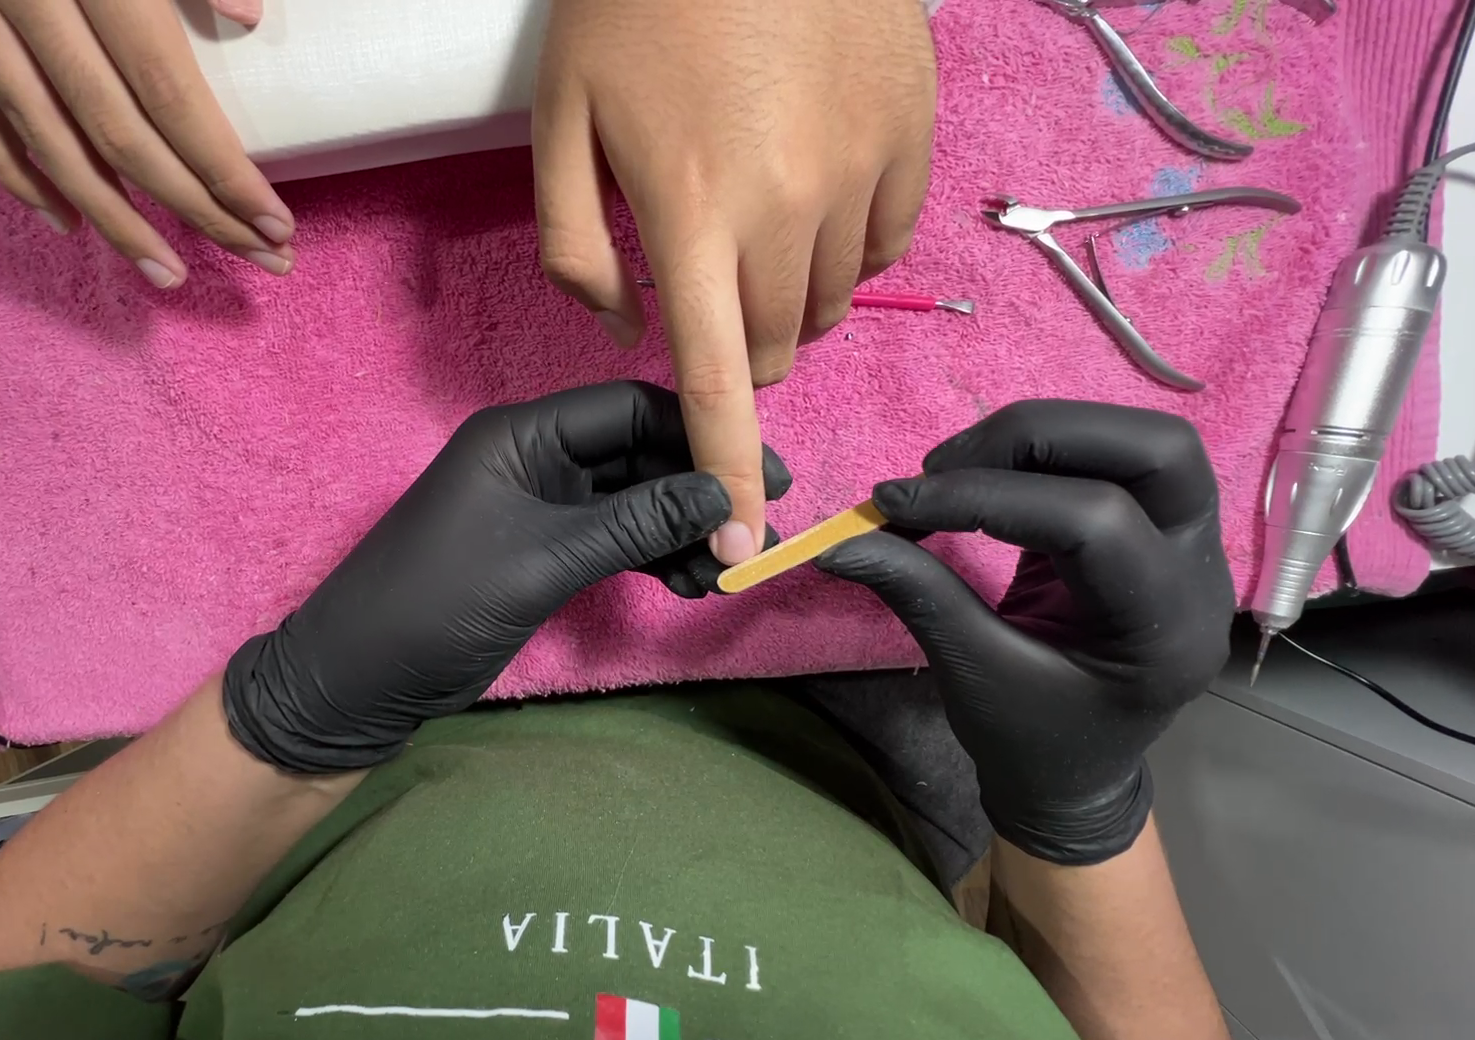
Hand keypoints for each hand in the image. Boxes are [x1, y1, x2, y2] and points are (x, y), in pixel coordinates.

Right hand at [0, 0, 294, 286]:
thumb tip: (250, 18)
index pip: (172, 97)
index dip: (226, 172)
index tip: (278, 225)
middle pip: (123, 138)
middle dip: (199, 212)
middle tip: (261, 262)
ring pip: (48, 142)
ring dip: (116, 221)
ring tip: (170, 274)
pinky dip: (18, 173)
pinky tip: (68, 221)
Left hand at [222, 381, 790, 773]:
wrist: (363, 678)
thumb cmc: (438, 604)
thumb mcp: (542, 560)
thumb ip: (634, 524)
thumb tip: (726, 498)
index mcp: (523, 435)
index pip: (629, 411)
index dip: (700, 439)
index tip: (764, 477)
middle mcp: (537, 458)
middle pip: (638, 456)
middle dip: (697, 494)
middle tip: (756, 535)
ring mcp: (543, 505)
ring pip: (632, 502)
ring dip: (679, 533)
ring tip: (721, 574)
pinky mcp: (546, 549)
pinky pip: (615, 538)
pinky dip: (652, 557)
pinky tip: (685, 583)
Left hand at [532, 0, 935, 563]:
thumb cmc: (632, 1)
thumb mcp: (561, 123)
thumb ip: (573, 249)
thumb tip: (620, 330)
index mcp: (693, 218)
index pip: (714, 386)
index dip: (724, 477)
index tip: (742, 550)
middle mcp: (788, 211)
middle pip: (771, 355)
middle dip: (735, 353)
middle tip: (707, 290)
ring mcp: (861, 171)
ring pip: (824, 309)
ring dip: (782, 301)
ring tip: (752, 226)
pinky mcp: (913, 134)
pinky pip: (878, 247)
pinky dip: (839, 251)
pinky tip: (809, 192)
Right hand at [817, 401, 1233, 864]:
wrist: (1075, 770)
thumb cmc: (1029, 738)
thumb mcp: (969, 673)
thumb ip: (917, 594)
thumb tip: (841, 542)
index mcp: (1161, 628)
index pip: (1090, 522)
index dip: (982, 498)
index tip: (891, 505)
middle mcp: (1199, 572)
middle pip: (1152, 450)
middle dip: (1034, 439)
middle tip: (942, 469)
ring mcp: (1189, 545)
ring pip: (1141, 440)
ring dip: (1038, 436)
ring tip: (955, 470)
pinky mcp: (1154, 529)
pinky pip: (1112, 459)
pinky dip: (1039, 454)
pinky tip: (982, 479)